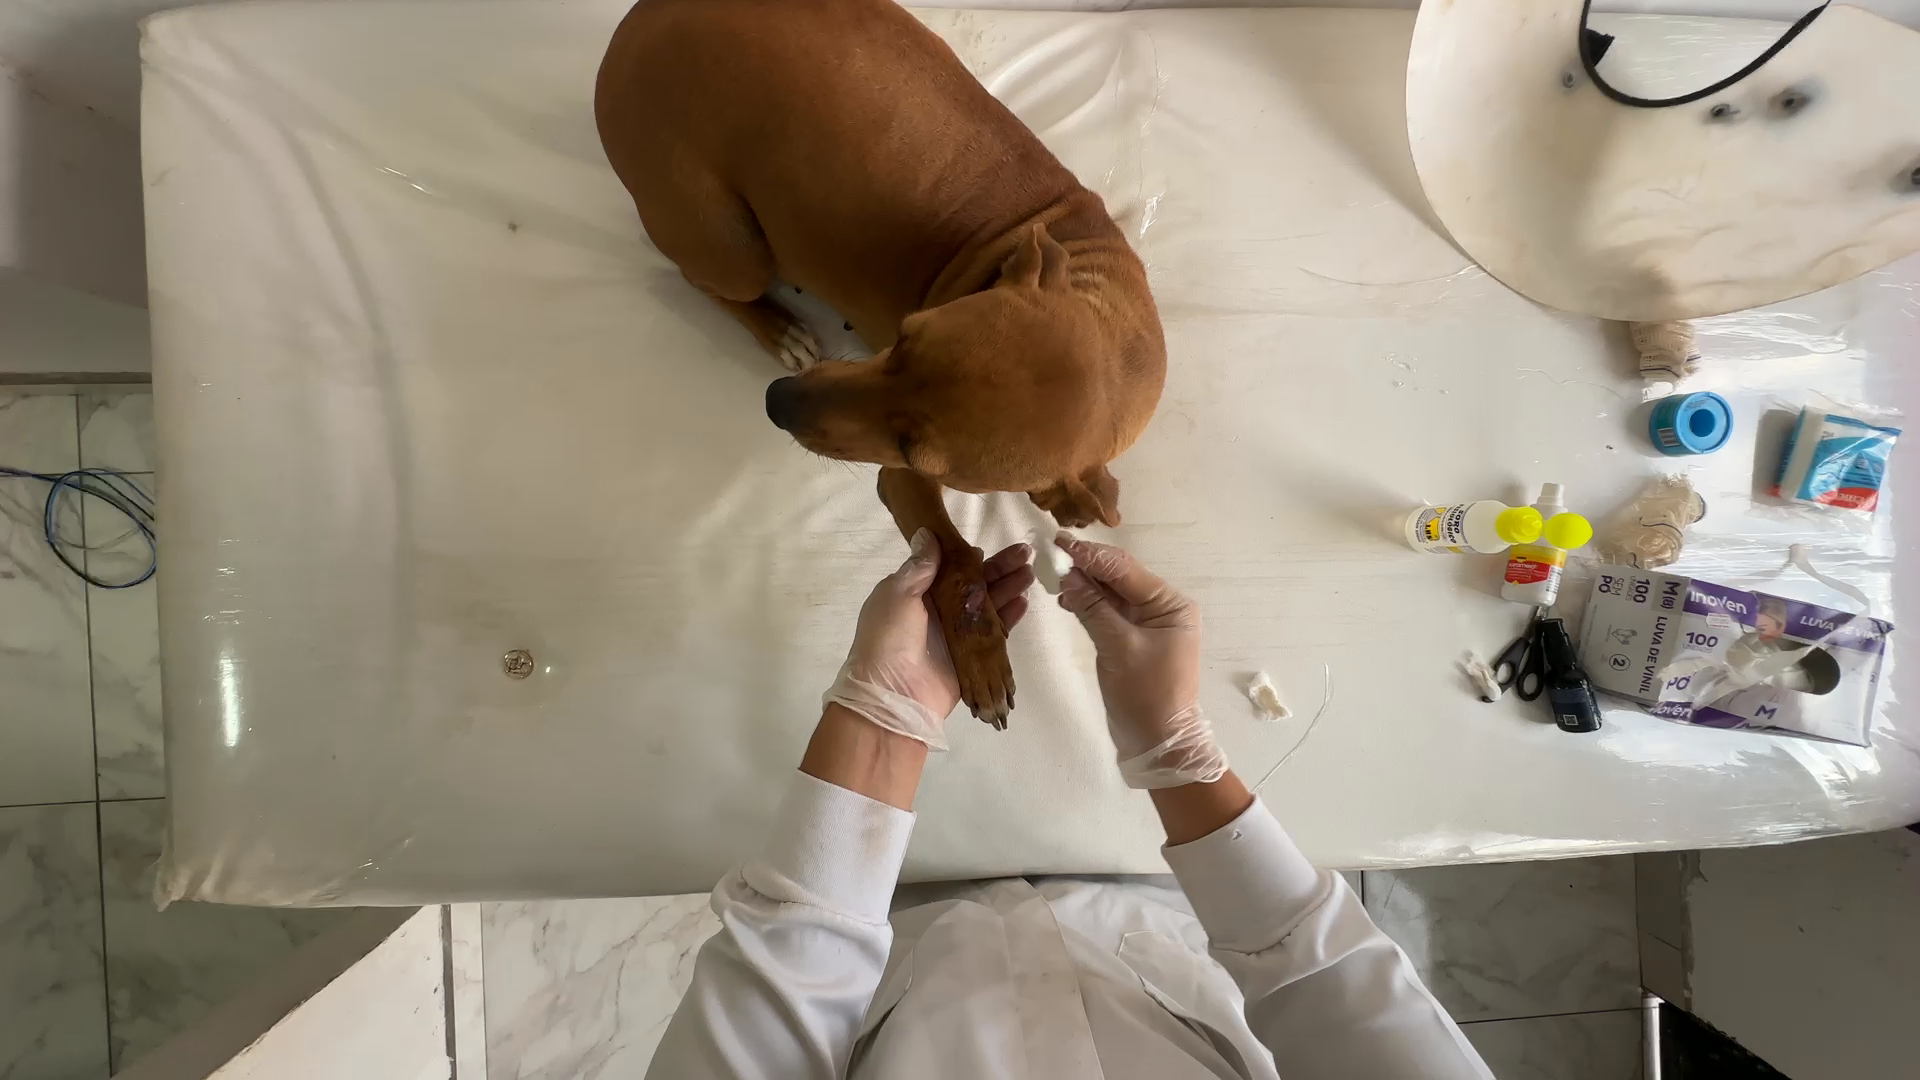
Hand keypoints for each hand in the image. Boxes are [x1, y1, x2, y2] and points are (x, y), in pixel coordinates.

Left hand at [824, 530, 1034, 747]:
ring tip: (1029, 573)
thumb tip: (927, 534)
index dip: (968, 558)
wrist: (892, 695)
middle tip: (1025, 553)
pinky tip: (1022, 601)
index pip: (949, 569)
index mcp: (917, 595)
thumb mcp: (896, 594)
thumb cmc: (888, 638)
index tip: (985, 547)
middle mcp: (939, 612)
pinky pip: (994, 633)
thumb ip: (918, 567)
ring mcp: (957, 635)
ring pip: (988, 606)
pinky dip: (1008, 617)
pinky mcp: (972, 657)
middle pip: (975, 585)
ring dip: (1008, 588)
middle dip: (999, 569)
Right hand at [1057, 535, 1226, 787]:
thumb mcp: (1119, 647)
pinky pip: (1108, 610)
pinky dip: (1088, 603)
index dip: (1091, 555)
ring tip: (1054, 575)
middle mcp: (1162, 607)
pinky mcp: (1132, 637)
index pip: (1125, 570)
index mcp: (1170, 604)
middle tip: (1052, 551)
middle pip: (1119, 576)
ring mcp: (1147, 622)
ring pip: (1111, 592)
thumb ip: (1094, 608)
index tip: (1060, 541)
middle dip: (1087, 565)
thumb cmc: (1146, 694)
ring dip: (1084, 583)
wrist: (1159, 741)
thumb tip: (1068, 577)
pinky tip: (1066, 598)